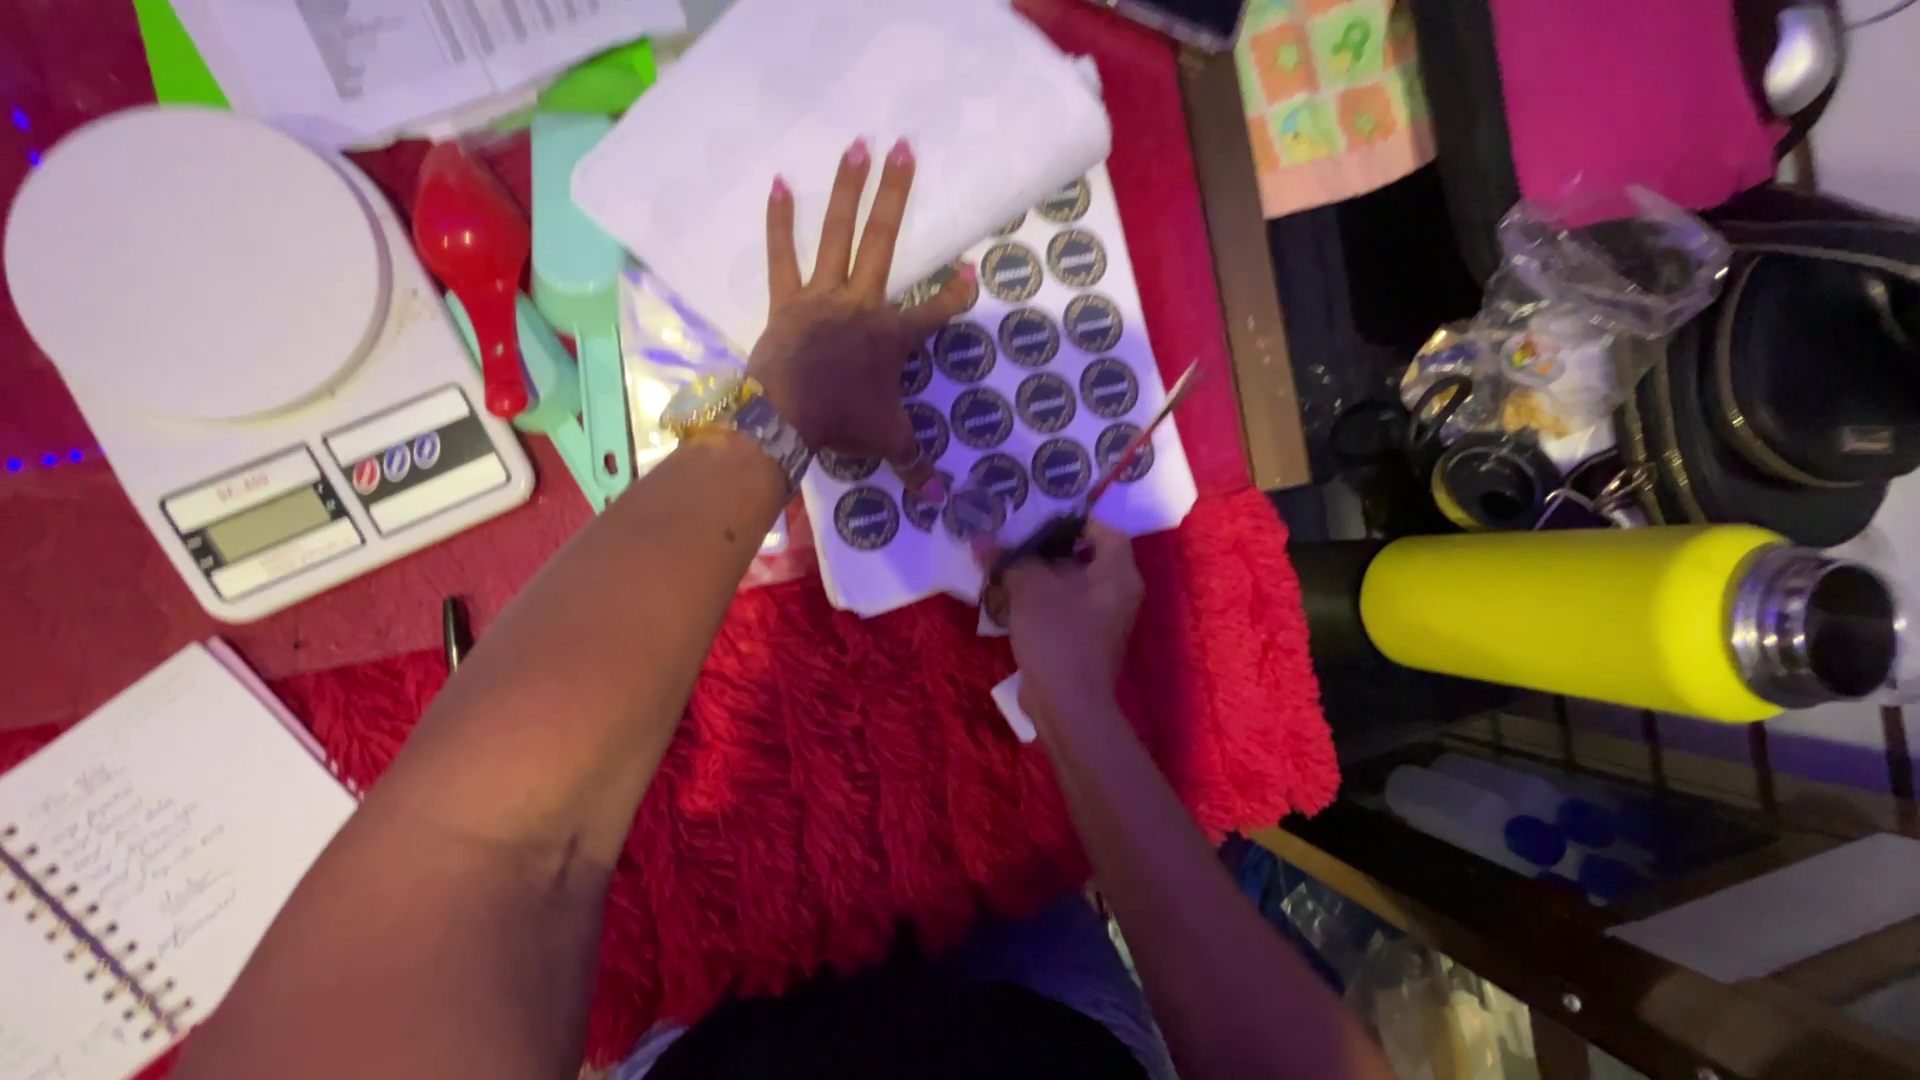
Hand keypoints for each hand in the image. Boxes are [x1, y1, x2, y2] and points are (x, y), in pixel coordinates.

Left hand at [748, 138, 977, 493]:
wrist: (786, 417)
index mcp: (892, 337)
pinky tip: (780, 183)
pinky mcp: (787, 301)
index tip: (970, 274)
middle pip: (885, 243)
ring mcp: (823, 297)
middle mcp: (862, 304)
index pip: (934, 313)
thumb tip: (943, 501)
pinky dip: (780, 223)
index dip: (954, 296)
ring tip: (857, 147)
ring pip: (839, 236)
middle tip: (905, 148)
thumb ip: (917, 466)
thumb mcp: (890, 442)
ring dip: (848, 190)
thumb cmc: (843, 423)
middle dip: (897, 196)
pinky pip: (782, 257)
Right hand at [995, 523, 1143, 725]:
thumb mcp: (1030, 588)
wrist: (1067, 704)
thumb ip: (1008, 560)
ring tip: (1002, 562)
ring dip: (1036, 575)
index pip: (1104, 529)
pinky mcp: (1080, 640)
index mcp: (1118, 573)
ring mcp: (1099, 619)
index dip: (1072, 519)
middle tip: (1012, 535)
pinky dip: (1036, 600)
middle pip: (1083, 556)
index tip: (1038, 516)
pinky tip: (1005, 596)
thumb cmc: (1058, 634)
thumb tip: (981, 540)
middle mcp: (1116, 593)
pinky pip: (1059, 609)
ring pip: (1067, 584)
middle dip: (1045, 547)